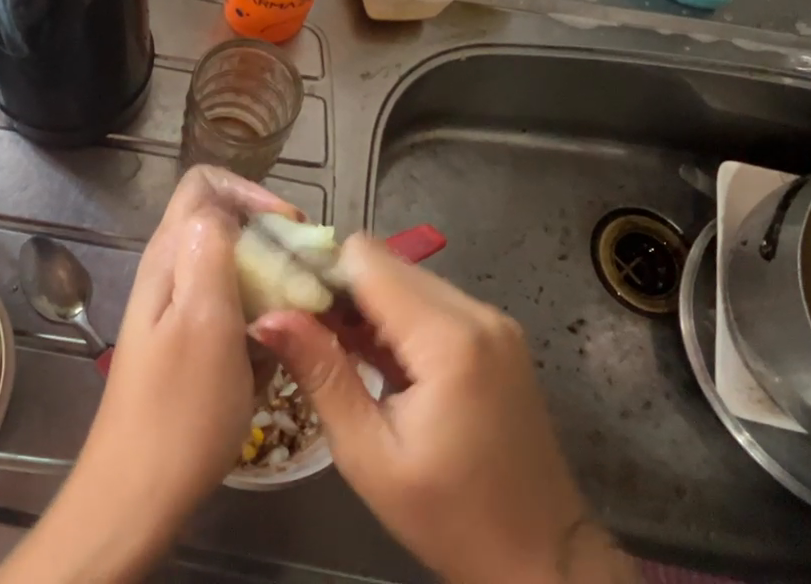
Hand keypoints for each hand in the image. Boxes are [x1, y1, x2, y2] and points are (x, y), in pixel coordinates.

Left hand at [75, 165, 293, 513]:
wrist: (138, 494)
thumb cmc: (180, 411)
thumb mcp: (205, 323)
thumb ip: (212, 254)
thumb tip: (222, 208)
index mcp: (169, 257)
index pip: (205, 185)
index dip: (251, 193)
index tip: (291, 231)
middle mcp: (170, 272)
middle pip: (224, 225)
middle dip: (271, 244)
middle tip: (307, 281)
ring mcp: (177, 309)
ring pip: (234, 270)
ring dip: (270, 288)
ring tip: (296, 322)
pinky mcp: (190, 344)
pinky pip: (233, 312)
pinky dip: (259, 324)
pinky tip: (272, 359)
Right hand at [252, 237, 634, 583]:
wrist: (542, 559)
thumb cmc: (448, 516)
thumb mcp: (369, 454)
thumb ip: (320, 372)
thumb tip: (268, 316)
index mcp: (448, 339)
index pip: (366, 258)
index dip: (320, 272)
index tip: (288, 306)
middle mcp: (477, 314)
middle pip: (387, 264)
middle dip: (340, 291)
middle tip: (306, 336)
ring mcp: (493, 323)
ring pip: (408, 280)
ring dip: (368, 307)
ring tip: (338, 354)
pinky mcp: (498, 337)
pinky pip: (433, 304)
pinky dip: (398, 321)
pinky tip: (378, 362)